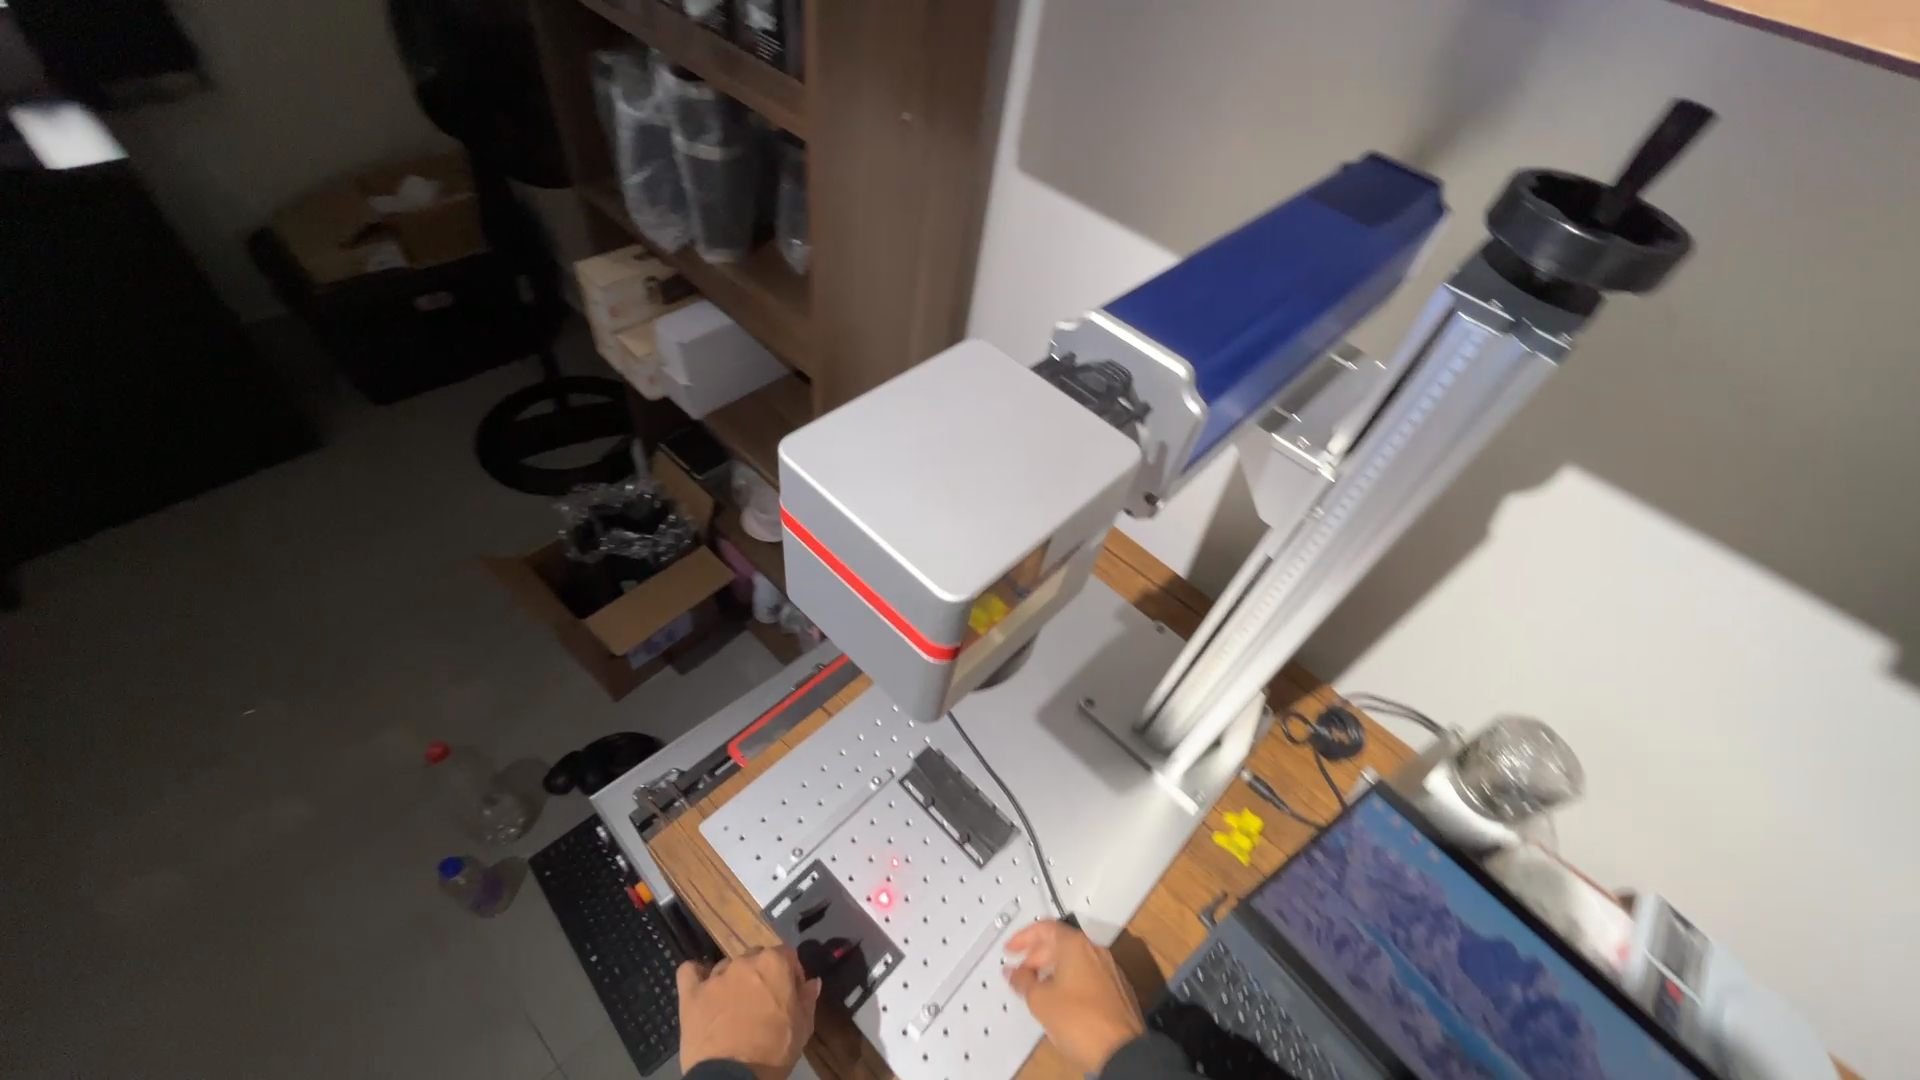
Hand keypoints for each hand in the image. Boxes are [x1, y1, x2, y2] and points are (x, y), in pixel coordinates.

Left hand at [678, 948, 821, 1079]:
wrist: (732, 1078)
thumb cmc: (774, 1051)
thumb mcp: (803, 1027)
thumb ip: (808, 998)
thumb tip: (813, 981)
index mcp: (774, 963)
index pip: (787, 954)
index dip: (790, 974)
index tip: (789, 994)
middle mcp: (745, 961)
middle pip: (755, 956)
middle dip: (760, 974)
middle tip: (761, 1002)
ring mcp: (716, 976)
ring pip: (726, 966)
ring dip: (731, 980)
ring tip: (732, 1007)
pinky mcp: (691, 994)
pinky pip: (689, 972)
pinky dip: (695, 976)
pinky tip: (701, 987)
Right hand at [1004, 920, 1146, 1073]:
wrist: (1122, 1051)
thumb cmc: (1078, 1020)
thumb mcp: (1040, 1001)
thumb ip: (1023, 981)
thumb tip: (1014, 972)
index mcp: (1075, 945)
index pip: (1045, 927)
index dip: (1024, 937)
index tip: (1010, 950)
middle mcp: (1095, 950)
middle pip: (1061, 942)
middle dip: (1038, 956)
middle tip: (1022, 973)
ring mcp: (1111, 969)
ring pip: (1076, 960)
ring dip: (1055, 970)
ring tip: (1040, 990)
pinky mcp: (1120, 989)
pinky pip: (1090, 975)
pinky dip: (1072, 981)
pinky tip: (1064, 1002)